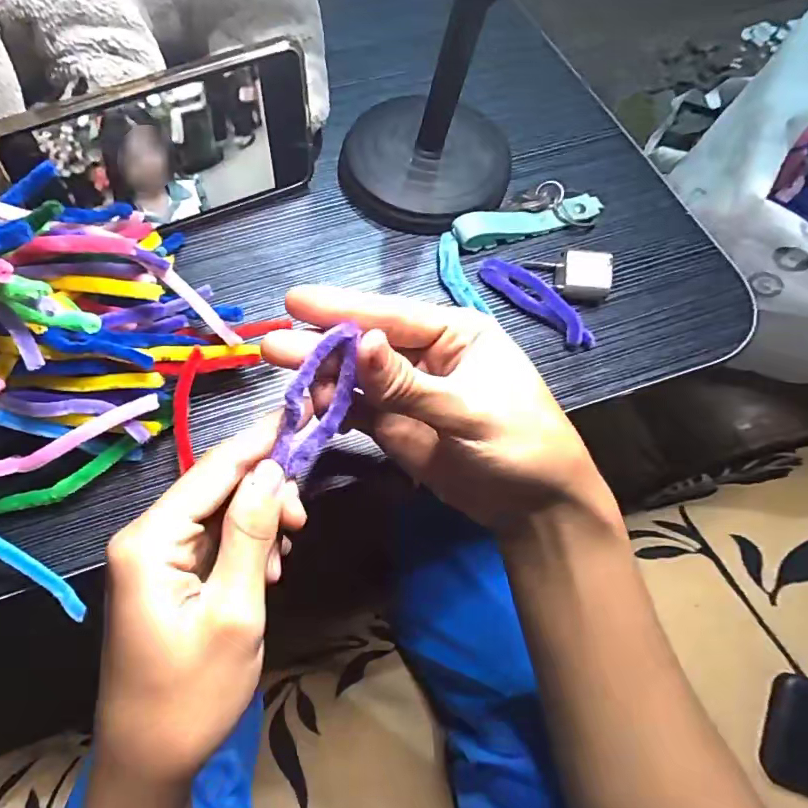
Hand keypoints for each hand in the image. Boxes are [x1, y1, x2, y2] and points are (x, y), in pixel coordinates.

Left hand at [95, 415, 307, 787]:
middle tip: (303, 522)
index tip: (304, 414)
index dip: (261, 440)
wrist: (146, 763)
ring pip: (216, 513)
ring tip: (284, 559)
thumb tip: (274, 471)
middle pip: (214, 486)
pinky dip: (242, 546)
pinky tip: (266, 569)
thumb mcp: (235, 612)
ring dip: (257, 523)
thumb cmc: (191, 696)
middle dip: (264, 492)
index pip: (213, 469)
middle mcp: (143, 535)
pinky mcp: (164, 575)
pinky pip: (210, 541)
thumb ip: (251, 534)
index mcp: (150, 539)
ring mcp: (151, 556)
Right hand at [260, 286, 612, 532]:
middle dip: (320, 344)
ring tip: (281, 372)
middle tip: (272, 344)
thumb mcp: (468, 411)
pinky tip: (310, 406)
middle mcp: (425, 355)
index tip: (295, 301)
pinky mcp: (395, 425)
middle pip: (364, 345)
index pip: (390, 315)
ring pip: (355, 378)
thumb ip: (408, 383)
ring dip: (320, 377)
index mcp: (454, 333)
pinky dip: (333, 409)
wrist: (535, 507)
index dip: (341, 308)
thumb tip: (359, 343)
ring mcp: (406, 391)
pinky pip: (357, 411)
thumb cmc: (520, 446)